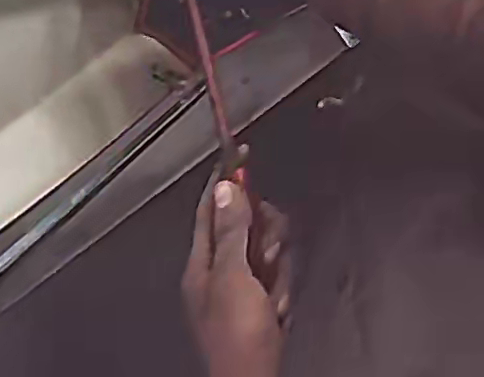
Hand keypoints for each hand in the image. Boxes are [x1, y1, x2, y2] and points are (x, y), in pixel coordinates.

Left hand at [183, 176, 292, 376]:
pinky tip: (278, 303)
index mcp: (202, 263)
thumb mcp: (233, 276)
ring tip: (274, 287)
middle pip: (245, 221)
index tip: (242, 151)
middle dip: (264, 231)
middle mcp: (219, 267)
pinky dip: (282, 281)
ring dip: (276, 260)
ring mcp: (241, 282)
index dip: (224, 178)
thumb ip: (231, 229)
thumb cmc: (237, 331)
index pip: (209, 207)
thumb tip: (225, 185)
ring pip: (265, 242)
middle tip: (269, 251)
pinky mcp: (261, 294)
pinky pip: (277, 267)